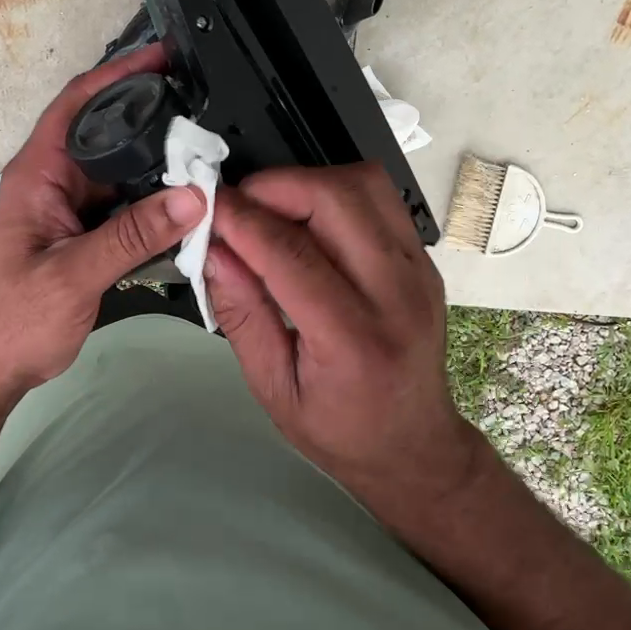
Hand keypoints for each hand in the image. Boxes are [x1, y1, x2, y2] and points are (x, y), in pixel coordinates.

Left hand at [0, 44, 205, 393]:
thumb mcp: (73, 275)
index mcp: (38, 174)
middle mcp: (55, 180)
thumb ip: (131, 237)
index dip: (117, 74)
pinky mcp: (87, 230)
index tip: (162, 58)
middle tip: (204, 107)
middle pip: (105, 130)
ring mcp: (72, 205)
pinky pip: (126, 201)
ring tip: (207, 150)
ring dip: (158, 160)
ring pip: (121, 167)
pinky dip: (155, 197)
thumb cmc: (15, 318)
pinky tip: (189, 198)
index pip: (76, 104)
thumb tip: (194, 198)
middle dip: (151, 115)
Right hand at [205, 163, 483, 516]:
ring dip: (308, 181)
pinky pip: (379, 198)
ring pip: (365, 184)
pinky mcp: (423, 259)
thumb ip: (241, 315)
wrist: (415, 448)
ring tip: (270, 207)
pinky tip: (305, 220)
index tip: (206, 205)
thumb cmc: (340, 430)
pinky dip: (333, 193)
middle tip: (237, 203)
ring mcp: (419, 271)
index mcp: (355, 340)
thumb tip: (213, 251)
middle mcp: (397, 294)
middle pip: (338, 198)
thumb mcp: (272, 387)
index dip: (241, 219)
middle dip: (275, 186)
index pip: (291, 254)